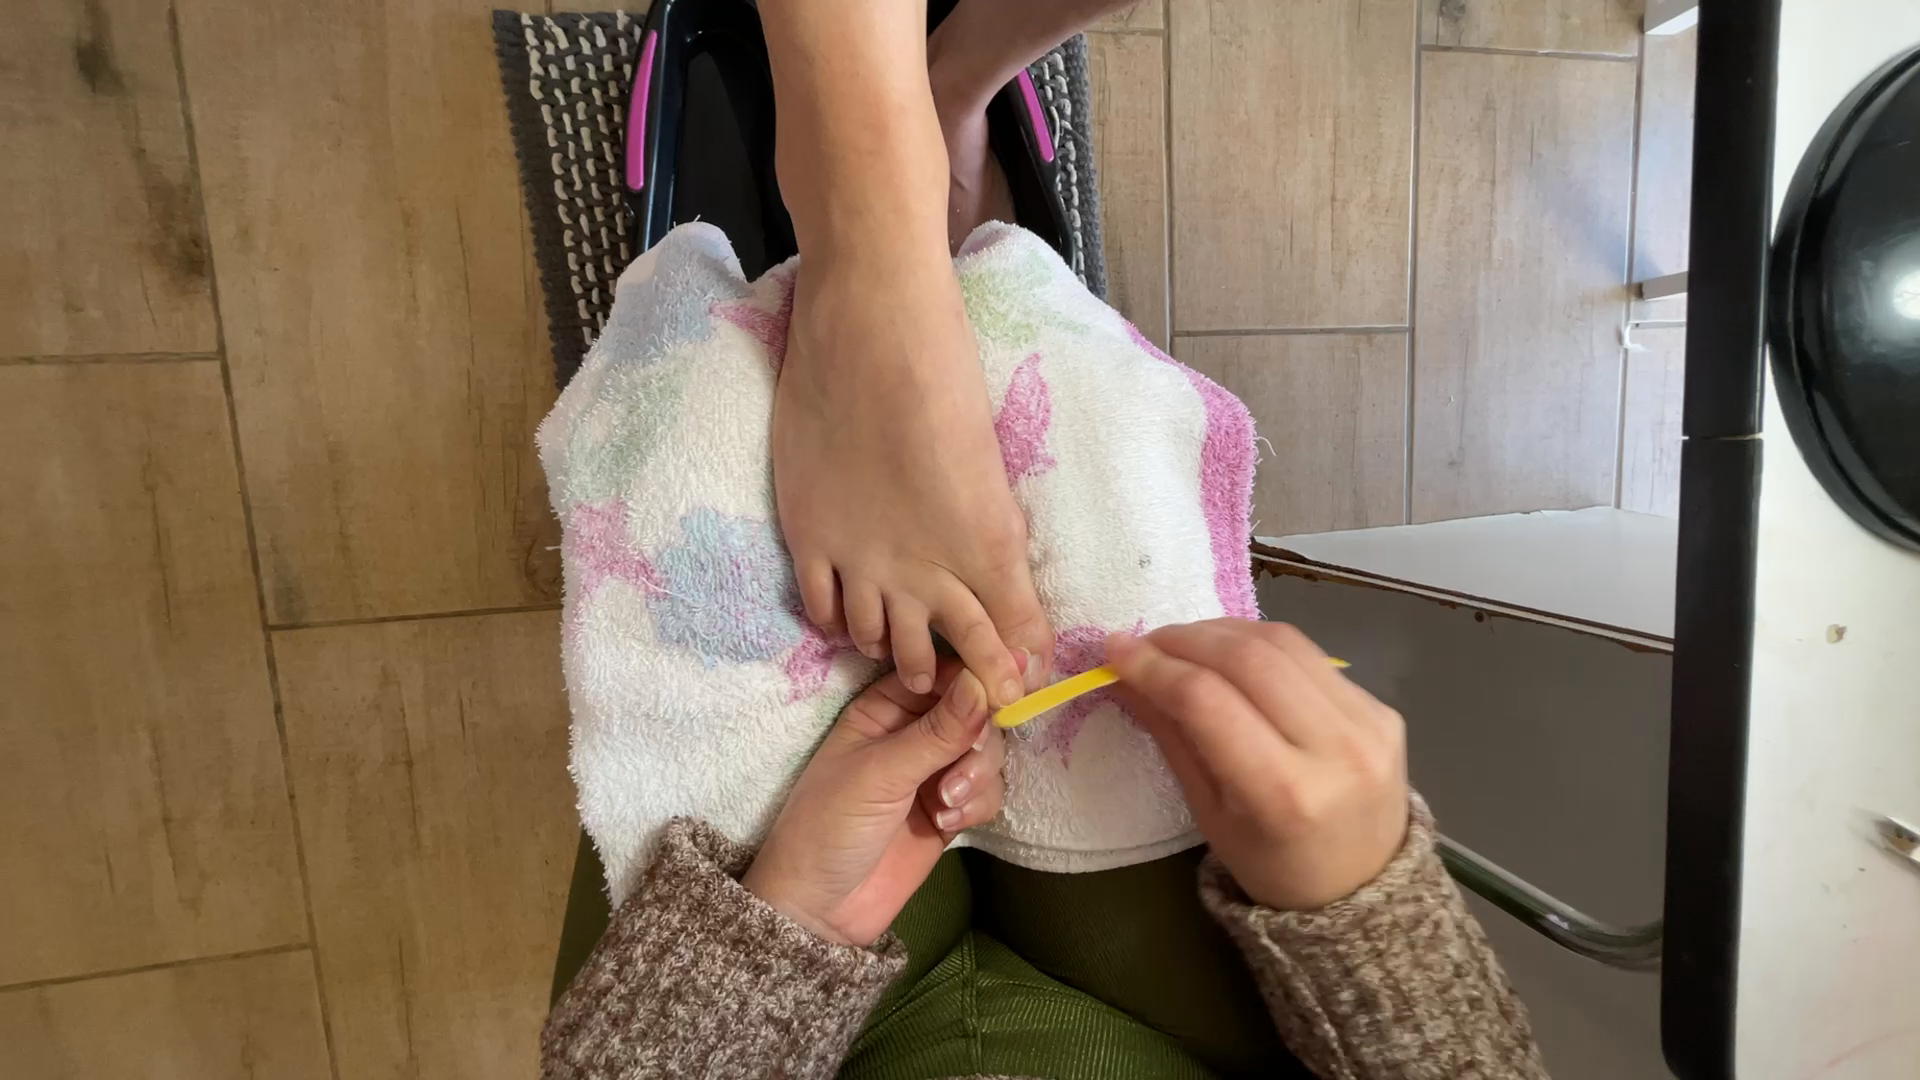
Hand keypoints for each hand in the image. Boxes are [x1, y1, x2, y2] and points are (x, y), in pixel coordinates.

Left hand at [743, 661, 1006, 945]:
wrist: (819, 910)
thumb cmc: (831, 824)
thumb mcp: (881, 772)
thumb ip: (938, 731)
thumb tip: (983, 681)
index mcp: (887, 706)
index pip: (944, 674)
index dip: (976, 679)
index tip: (1001, 692)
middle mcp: (915, 731)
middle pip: (976, 713)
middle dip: (978, 740)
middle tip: (960, 770)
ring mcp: (935, 771)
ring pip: (987, 752)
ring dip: (977, 775)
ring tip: (946, 804)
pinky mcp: (951, 808)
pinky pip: (987, 791)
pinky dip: (977, 803)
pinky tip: (948, 822)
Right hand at [774, 248, 1053, 707]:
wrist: (870, 331)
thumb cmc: (945, 376)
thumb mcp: (987, 458)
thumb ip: (990, 525)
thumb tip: (997, 560)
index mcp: (984, 545)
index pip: (1010, 628)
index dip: (1018, 662)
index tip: (1022, 682)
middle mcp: (925, 568)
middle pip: (951, 650)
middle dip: (967, 678)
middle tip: (971, 693)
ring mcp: (861, 559)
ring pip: (880, 640)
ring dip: (900, 656)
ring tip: (910, 665)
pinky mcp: (811, 538)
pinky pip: (823, 610)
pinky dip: (838, 625)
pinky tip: (847, 622)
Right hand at [1106, 620, 1408, 910]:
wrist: (1364, 891)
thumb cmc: (1269, 861)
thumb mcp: (1205, 810)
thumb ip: (1168, 731)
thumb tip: (1121, 672)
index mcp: (1284, 794)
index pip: (1206, 701)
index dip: (1154, 667)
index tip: (1115, 650)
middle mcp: (1335, 750)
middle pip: (1247, 659)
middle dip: (1184, 639)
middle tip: (1146, 642)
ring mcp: (1368, 723)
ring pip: (1280, 641)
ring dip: (1218, 630)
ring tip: (1183, 642)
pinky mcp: (1383, 707)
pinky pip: (1308, 653)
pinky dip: (1256, 642)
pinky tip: (1230, 653)